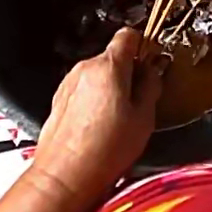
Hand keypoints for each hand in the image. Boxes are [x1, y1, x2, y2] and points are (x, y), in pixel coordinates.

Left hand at [31, 28, 160, 204]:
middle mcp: (86, 67)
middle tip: (137, 100)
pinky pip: (84, 88)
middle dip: (127, 73)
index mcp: (109, 66)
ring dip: (109, 87)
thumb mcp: (143, 119)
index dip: (142, 45)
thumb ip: (150, 87)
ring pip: (98, 73)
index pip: (128, 35)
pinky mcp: (59, 97)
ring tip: (117, 119)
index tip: (149, 62)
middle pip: (113, 57)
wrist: (64, 175)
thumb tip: (152, 72)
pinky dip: (93, 99)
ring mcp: (69, 81)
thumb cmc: (106, 150)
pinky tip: (97, 125)